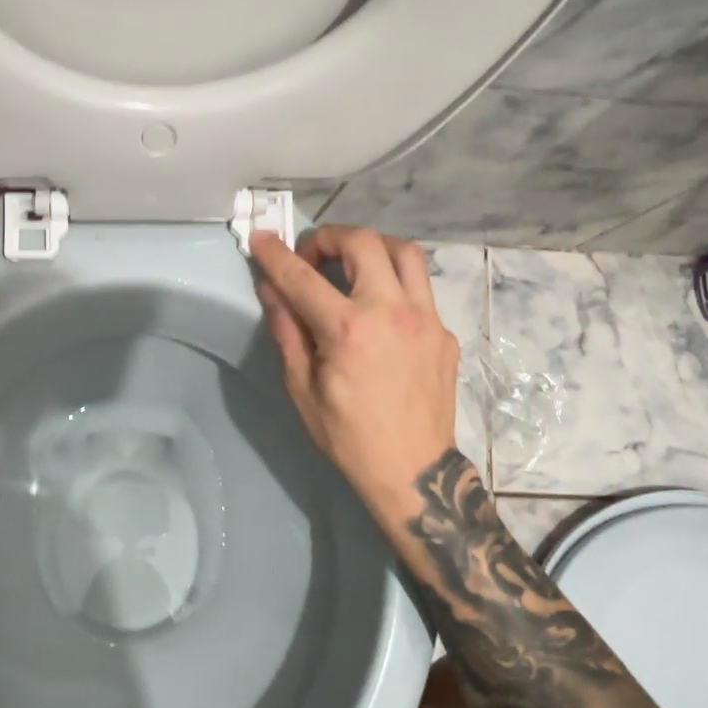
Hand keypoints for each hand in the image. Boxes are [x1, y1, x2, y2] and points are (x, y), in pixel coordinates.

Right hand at [249, 225, 460, 524]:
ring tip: (352, 266)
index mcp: (349, 330)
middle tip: (312, 258)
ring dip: (372, 248)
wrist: (412, 469)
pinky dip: (394, 286)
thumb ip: (287, 332)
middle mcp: (392, 311)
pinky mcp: (445, 332)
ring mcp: (426, 318)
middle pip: (364, 242)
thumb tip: (272, 290)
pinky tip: (380, 314)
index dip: (277, 254)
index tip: (262, 237)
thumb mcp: (302, 389)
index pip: (303, 277)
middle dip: (330, 238)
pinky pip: (420, 290)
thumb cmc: (347, 437)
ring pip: (405, 253)